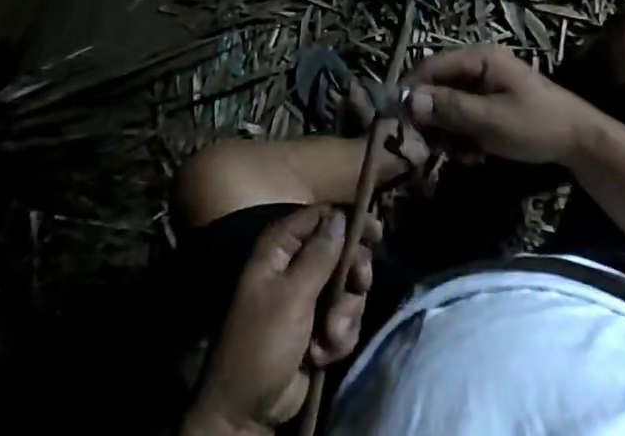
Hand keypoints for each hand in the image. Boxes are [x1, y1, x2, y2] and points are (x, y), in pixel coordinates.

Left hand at [185, 205, 379, 435]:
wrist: (248, 407)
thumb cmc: (263, 341)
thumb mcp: (292, 296)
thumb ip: (320, 255)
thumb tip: (340, 217)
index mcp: (280, 249)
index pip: (320, 217)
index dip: (349, 221)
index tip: (376, 232)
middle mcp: (295, 266)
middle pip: (341, 252)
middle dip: (352, 276)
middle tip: (359, 287)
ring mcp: (307, 297)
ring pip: (347, 289)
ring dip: (344, 316)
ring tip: (328, 338)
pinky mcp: (318, 325)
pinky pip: (344, 318)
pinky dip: (339, 337)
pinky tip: (321, 354)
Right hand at [406, 44, 601, 163]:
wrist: (579, 141)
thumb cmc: (536, 124)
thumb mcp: (490, 119)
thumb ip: (449, 108)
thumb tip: (409, 100)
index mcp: (479, 58)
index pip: (431, 67)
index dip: (412, 91)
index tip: (398, 121)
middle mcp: (478, 65)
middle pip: (437, 86)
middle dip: (431, 118)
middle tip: (430, 147)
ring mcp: (485, 84)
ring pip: (447, 105)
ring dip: (447, 131)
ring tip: (460, 154)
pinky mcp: (490, 103)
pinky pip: (462, 115)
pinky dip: (461, 135)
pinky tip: (473, 154)